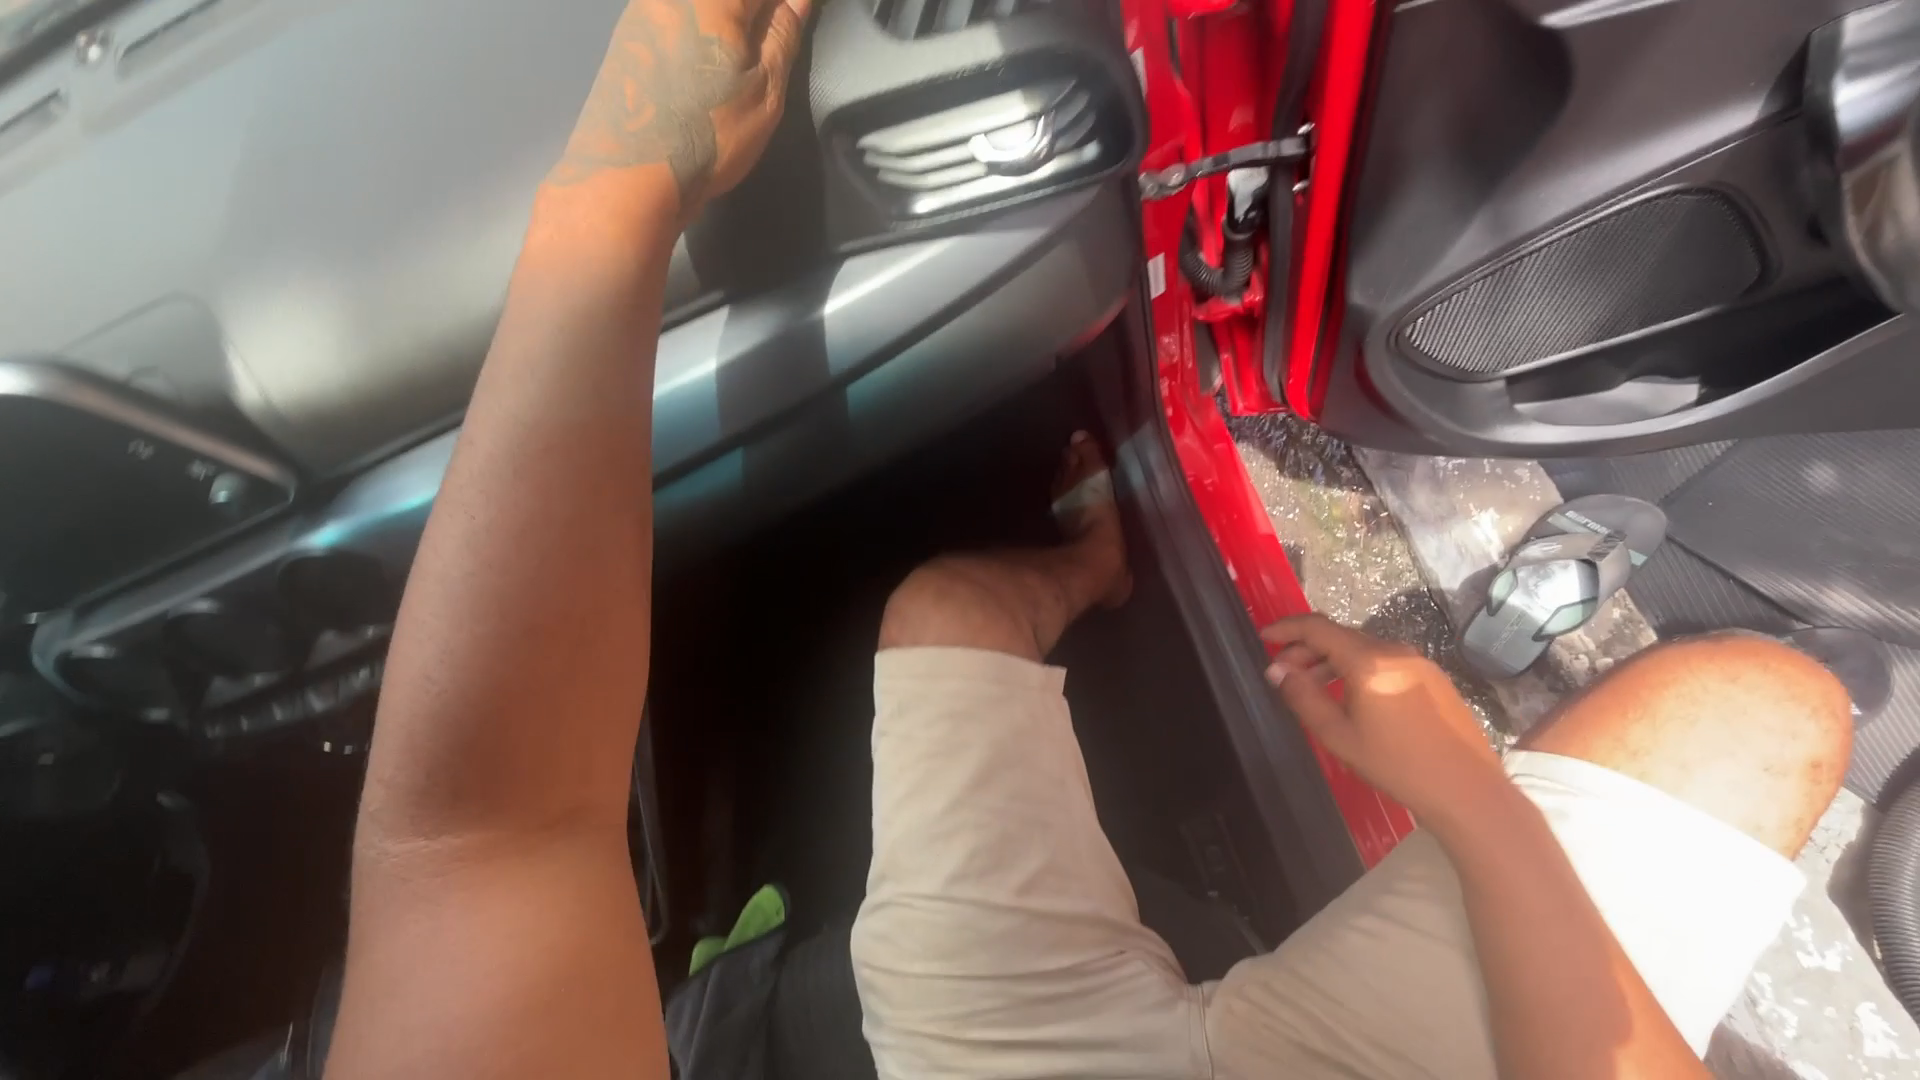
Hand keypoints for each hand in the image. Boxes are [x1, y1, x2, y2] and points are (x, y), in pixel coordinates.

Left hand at [550, 0, 814, 218]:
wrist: (633, 175)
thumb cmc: (711, 135)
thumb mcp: (765, 93)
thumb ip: (782, 37)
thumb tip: (797, 1)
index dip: (786, 5)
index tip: (795, 20)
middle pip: (726, 0)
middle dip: (753, 15)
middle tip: (772, 39)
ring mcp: (644, 10)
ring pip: (696, 8)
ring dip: (725, 27)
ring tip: (742, 58)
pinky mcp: (628, 37)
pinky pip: (672, 17)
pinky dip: (697, 32)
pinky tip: (704, 65)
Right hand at [1263, 615, 1504, 822]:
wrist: (1467, 790)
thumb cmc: (1396, 765)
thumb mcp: (1338, 735)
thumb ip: (1302, 697)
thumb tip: (1277, 671)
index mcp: (1368, 661)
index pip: (1317, 627)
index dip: (1286, 628)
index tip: (1264, 637)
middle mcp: (1394, 650)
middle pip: (1339, 636)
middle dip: (1305, 649)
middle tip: (1283, 673)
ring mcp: (1418, 661)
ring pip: (1361, 648)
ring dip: (1330, 660)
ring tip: (1313, 687)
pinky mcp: (1433, 676)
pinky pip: (1383, 660)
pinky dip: (1356, 668)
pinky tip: (1350, 696)